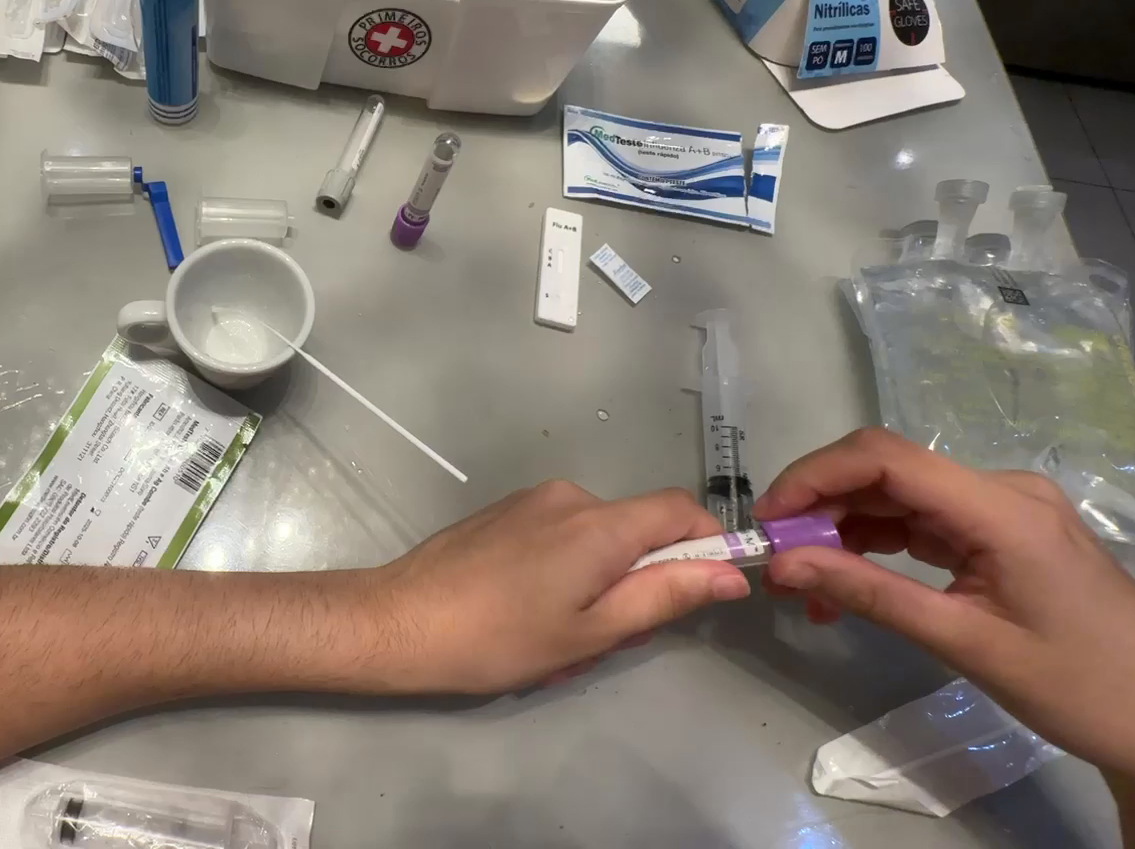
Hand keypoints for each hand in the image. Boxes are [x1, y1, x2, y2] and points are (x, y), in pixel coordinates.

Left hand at [372, 480, 750, 693]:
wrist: (404, 619)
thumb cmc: (501, 637)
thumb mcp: (593, 631)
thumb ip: (664, 595)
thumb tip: (730, 571)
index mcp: (596, 523)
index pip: (679, 508)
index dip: (706, 544)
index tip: (700, 592)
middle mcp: (565, 496)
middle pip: (635, 527)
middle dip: (639, 579)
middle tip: (604, 638)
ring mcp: (527, 501)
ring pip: (594, 535)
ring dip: (597, 580)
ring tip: (557, 633)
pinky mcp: (500, 512)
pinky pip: (557, 533)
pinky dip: (563, 568)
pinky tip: (527, 610)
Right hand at [755, 428, 1134, 797]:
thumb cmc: (1082, 689)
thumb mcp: (962, 643)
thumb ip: (865, 593)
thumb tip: (779, 565)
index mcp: (1003, 510)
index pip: (883, 459)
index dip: (812, 477)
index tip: (767, 520)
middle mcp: (999, 491)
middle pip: (879, 471)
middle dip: (815, 507)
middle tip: (776, 555)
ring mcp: (997, 508)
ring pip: (886, 495)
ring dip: (836, 530)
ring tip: (804, 581)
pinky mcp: (991, 529)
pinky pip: (909, 519)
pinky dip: (866, 544)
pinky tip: (842, 579)